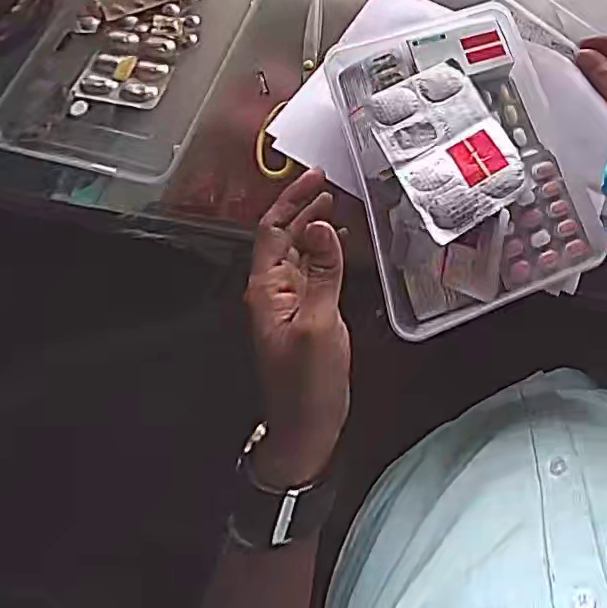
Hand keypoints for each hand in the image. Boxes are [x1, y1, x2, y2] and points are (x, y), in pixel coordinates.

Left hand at [244, 168, 349, 487]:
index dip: (292, 200)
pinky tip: (339, 241)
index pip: (273, 231)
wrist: (305, 429)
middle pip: (283, 236)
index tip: (314, 178)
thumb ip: (321, 271)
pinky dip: (325, 247)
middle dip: (303, 206)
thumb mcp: (319, 322)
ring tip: (337, 203)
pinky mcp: (305, 311)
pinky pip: (312, 268)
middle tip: (329, 183)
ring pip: (297, 250)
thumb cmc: (307, 384)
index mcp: (267, 289)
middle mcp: (273, 291)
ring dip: (314, 224)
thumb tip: (320, 225)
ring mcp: (288, 302)